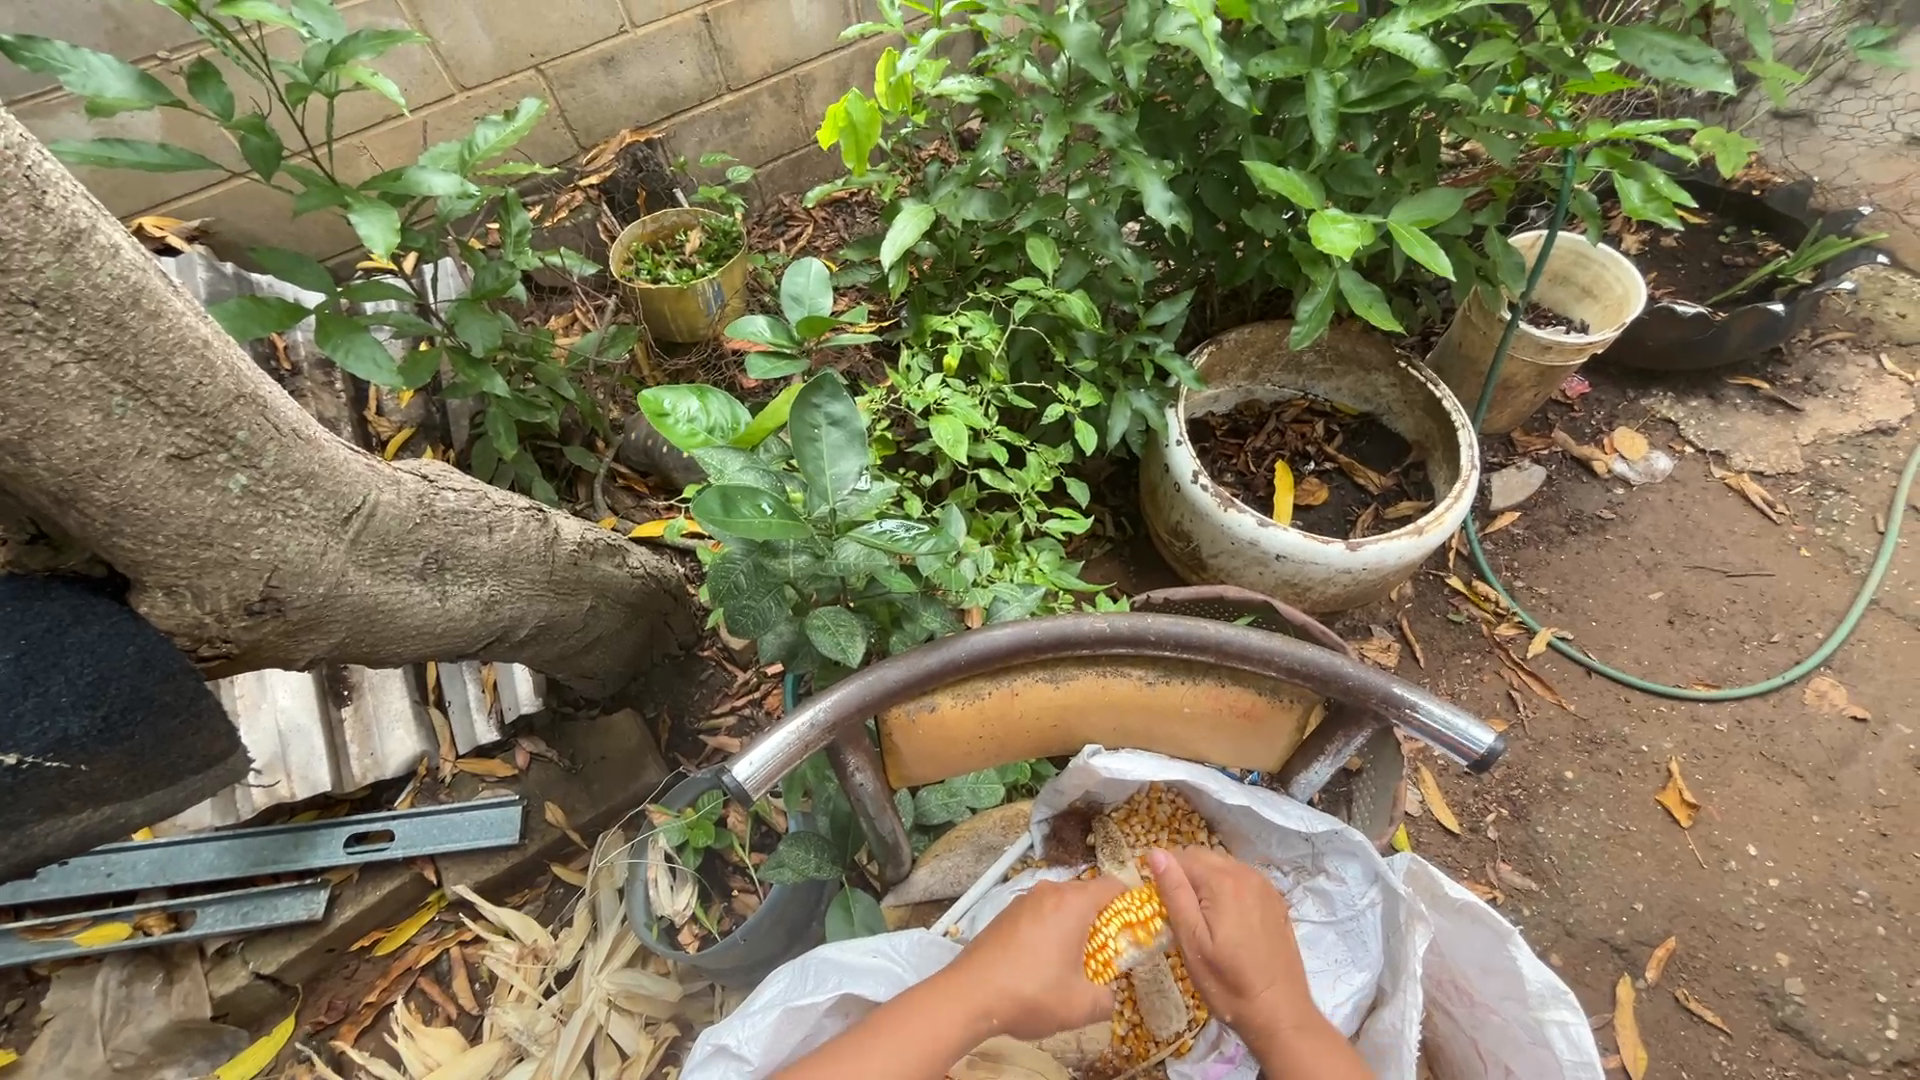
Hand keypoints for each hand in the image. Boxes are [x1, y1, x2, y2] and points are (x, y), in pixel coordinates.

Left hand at [939, 876, 1125, 1040]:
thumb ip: (1106, 998)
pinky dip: (1049, 928)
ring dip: (1073, 924)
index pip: (1111, 885)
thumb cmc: (1031, 993)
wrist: (970, 993)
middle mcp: (1049, 891)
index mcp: (1073, 903)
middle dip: (1101, 918)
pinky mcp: (1006, 912)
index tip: (1136, 924)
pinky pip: (1039, 912)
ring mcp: (1024, 899)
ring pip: (1060, 903)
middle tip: (1108, 951)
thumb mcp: (1080, 1006)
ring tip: (1074, 959)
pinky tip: (1042, 961)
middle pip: (1086, 893)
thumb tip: (1109, 994)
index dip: (1129, 900)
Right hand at [1147, 847, 1313, 1028]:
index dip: (1164, 875)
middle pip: (1202, 856)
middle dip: (1185, 876)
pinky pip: (1241, 879)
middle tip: (1180, 914)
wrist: (1282, 1016)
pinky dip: (1227, 889)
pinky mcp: (1275, 901)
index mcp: (1222, 881)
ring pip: (1221, 866)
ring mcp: (1264, 886)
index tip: (1160, 904)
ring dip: (1206, 881)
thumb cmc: (1229, 983)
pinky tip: (1228, 920)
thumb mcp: (1192, 941)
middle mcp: (1246, 873)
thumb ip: (1174, 892)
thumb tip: (1155, 853)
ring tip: (1203, 919)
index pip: (1180, 857)